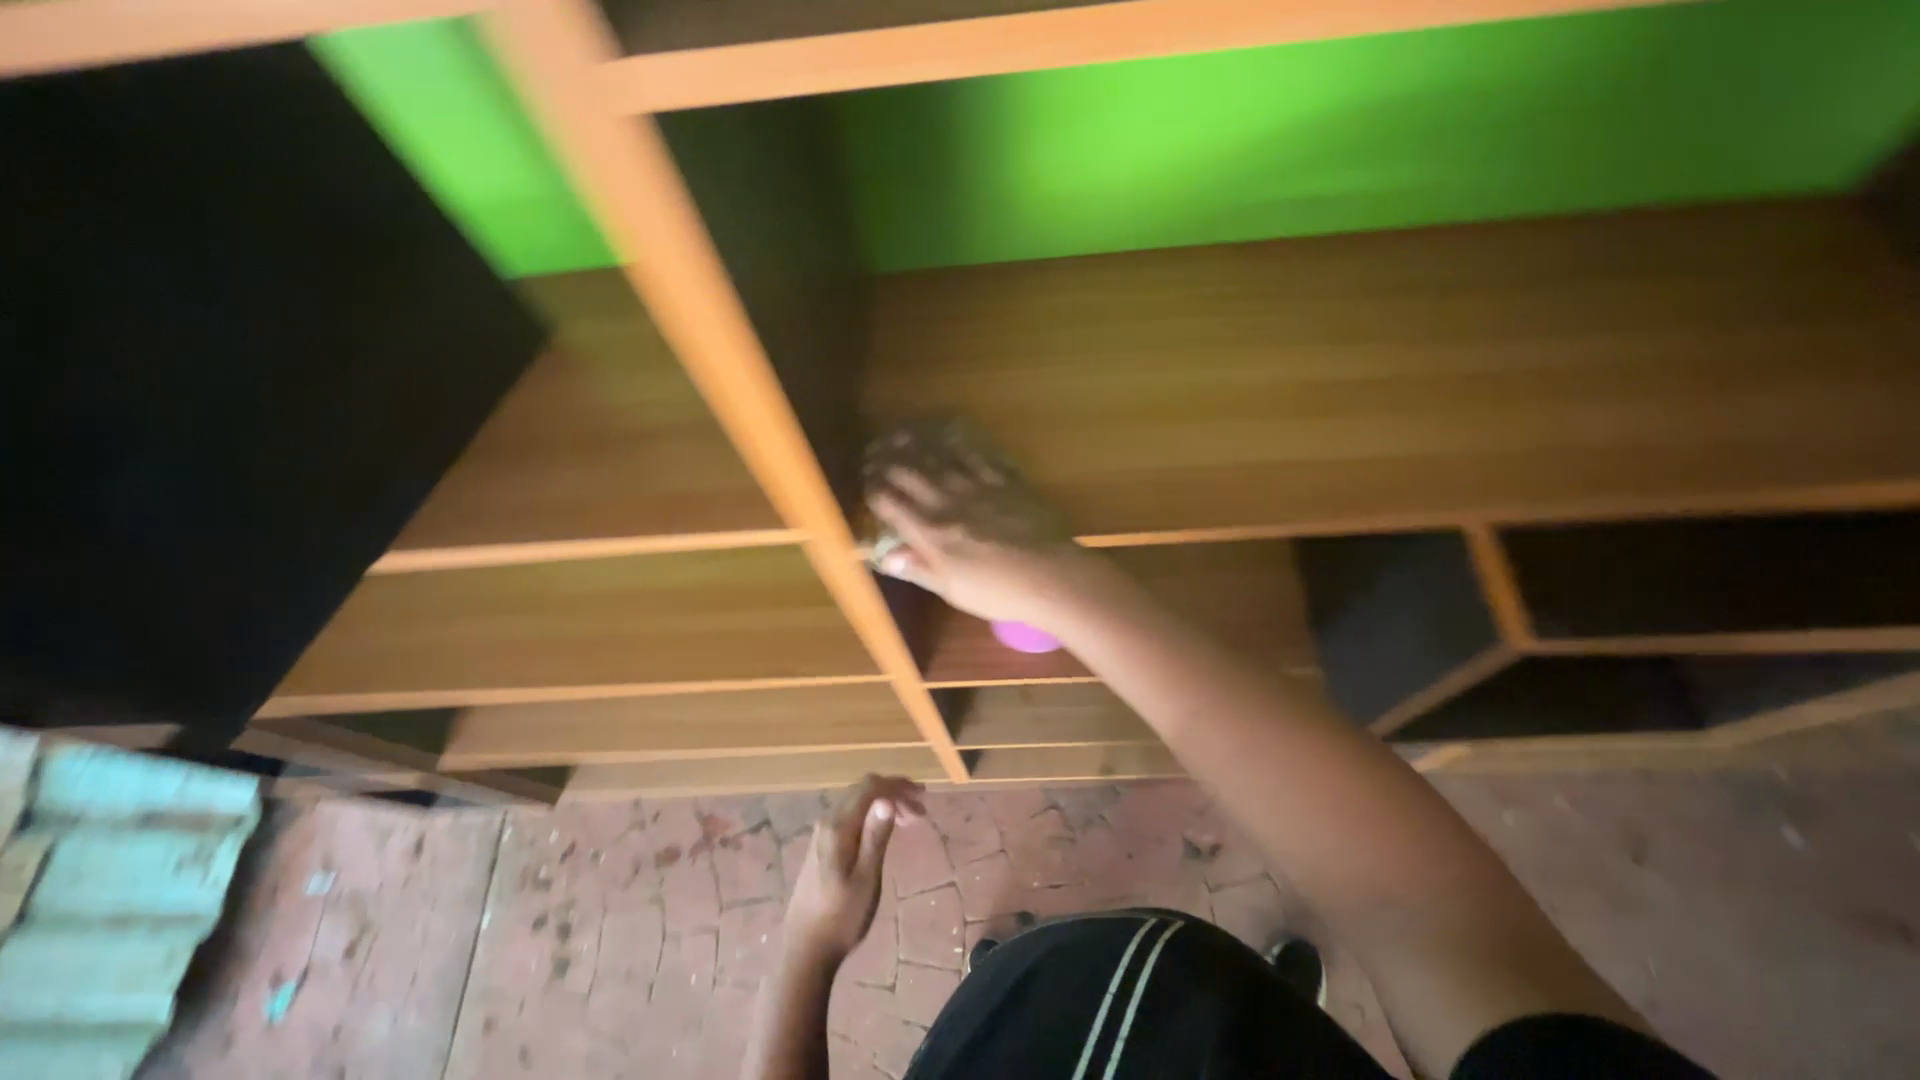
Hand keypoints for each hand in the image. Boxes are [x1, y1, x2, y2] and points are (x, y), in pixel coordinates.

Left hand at [785, 774, 926, 963]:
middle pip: (862, 791)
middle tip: (921, 812)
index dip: (898, 786)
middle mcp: (827, 822)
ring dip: (883, 804)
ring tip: (909, 821)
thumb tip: (887, 799)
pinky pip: (850, 817)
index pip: (869, 787)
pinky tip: (884, 832)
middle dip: (893, 793)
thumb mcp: (866, 879)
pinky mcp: (821, 847)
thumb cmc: (842, 917)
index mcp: (837, 826)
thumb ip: (875, 837)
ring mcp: (821, 834)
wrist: (805, 949)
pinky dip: (871, 816)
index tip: (923, 798)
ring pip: (856, 804)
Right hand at [865, 418, 1108, 627]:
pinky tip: (947, 432)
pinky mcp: (1004, 479)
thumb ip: (918, 569)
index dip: (872, 488)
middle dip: (885, 459)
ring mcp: (977, 487)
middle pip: (907, 472)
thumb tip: (885, 555)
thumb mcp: (952, 590)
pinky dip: (956, 440)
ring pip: (937, 456)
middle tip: (874, 452)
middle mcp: (947, 503)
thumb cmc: (999, 592)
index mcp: (930, 533)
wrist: (1051, 576)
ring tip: (898, 433)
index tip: (865, 481)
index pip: (889, 502)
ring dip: (914, 442)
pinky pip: (975, 452)